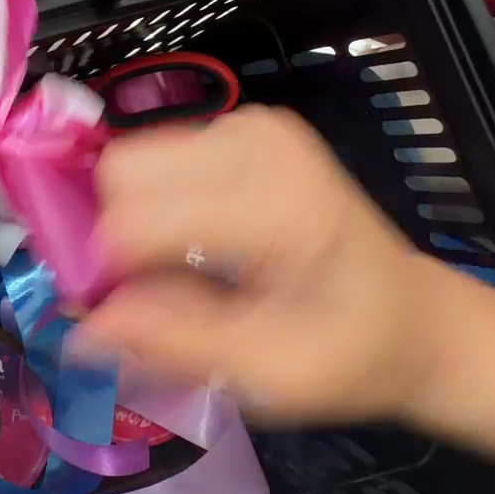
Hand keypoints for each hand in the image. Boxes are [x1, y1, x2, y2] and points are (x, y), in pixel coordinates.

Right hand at [80, 105, 451, 423]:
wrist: (411, 314)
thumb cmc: (350, 351)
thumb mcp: (270, 374)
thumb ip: (173, 342)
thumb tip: (83, 326)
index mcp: (282, 207)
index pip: (141, 215)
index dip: (110, 264)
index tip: (113, 306)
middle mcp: (261, 145)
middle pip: (125, 169)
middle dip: (115, 229)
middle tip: (140, 283)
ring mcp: (250, 123)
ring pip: (131, 155)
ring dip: (134, 211)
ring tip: (176, 259)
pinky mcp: (240, 119)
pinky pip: (155, 150)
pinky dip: (155, 194)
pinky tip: (192, 229)